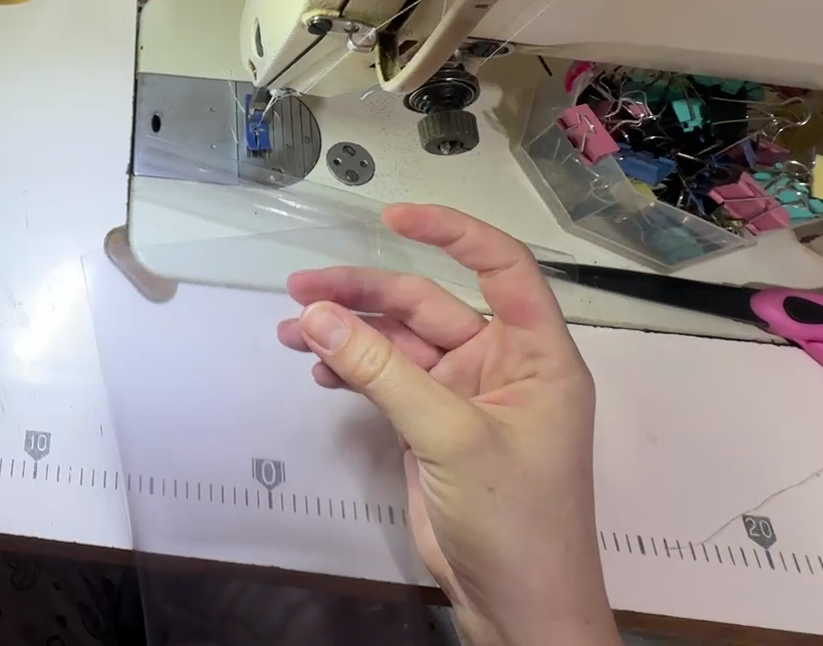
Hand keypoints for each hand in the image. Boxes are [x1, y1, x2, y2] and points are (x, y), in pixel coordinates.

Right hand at [276, 204, 618, 645]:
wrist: (513, 609)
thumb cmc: (514, 518)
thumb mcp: (450, 437)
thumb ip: (381, 371)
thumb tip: (313, 314)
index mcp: (534, 354)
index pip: (501, 267)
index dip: (452, 232)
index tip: (391, 216)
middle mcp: (496, 362)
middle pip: (421, 303)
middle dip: (359, 293)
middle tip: (298, 289)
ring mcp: (456, 392)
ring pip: (392, 339)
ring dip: (342, 331)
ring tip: (289, 331)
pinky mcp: (425, 420)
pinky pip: (379, 375)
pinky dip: (346, 368)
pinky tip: (317, 373)